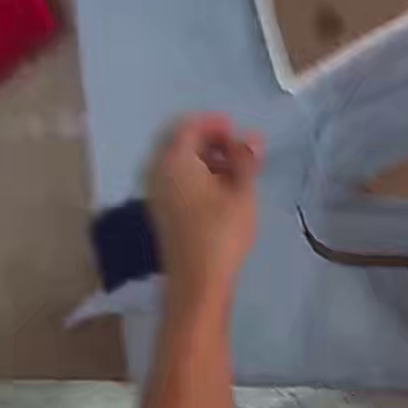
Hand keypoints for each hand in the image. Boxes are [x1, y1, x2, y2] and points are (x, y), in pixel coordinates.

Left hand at [144, 113, 262, 306]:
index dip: (215, 124)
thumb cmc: (221, 234)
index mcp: (174, 160)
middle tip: (239, 153)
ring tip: (235, 175)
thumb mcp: (241, 193)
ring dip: (205, 162)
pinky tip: (219, 194)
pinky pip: (177, 183)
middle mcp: (157, 172)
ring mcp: (156, 194)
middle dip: (211, 143)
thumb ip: (245, 160)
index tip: (238, 132)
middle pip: (182, 144)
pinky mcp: (161, 213)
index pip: (190, 127)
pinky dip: (197, 179)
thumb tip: (251, 138)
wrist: (197, 282)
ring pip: (179, 165)